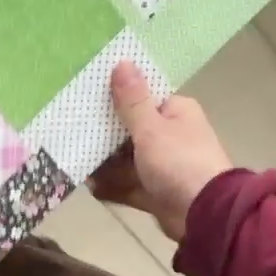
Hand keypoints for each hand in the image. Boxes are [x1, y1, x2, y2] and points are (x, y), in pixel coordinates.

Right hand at [89, 62, 234, 242]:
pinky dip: (112, 187)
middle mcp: (171, 137)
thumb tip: (121, 61)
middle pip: (132, 133)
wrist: (202, 214)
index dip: (117, 100)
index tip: (87, 102)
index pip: (144, 100)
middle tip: (73, 135)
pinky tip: (90, 187)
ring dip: (105, 165)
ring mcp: (163, 168)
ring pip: (128, 162)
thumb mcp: (151, 128)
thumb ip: (132, 100)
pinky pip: (129, 187)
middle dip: (105, 138)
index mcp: (176, 113)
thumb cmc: (178, 162)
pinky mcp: (156, 194)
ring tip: (77, 164)